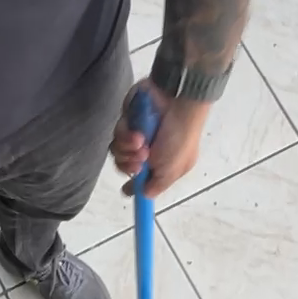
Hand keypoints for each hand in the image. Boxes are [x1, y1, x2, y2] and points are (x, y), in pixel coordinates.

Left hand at [108, 79, 210, 198]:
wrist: (179, 103)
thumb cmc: (180, 139)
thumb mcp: (173, 171)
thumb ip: (157, 186)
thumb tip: (144, 195)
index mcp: (159, 163)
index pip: (140, 179)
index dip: (132, 186)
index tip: (126, 190)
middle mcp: (146, 150)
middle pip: (123, 165)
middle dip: (129, 167)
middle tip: (140, 163)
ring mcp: (135, 134)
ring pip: (117, 151)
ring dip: (128, 152)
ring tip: (142, 145)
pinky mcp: (127, 119)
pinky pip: (117, 134)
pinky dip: (126, 137)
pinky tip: (138, 135)